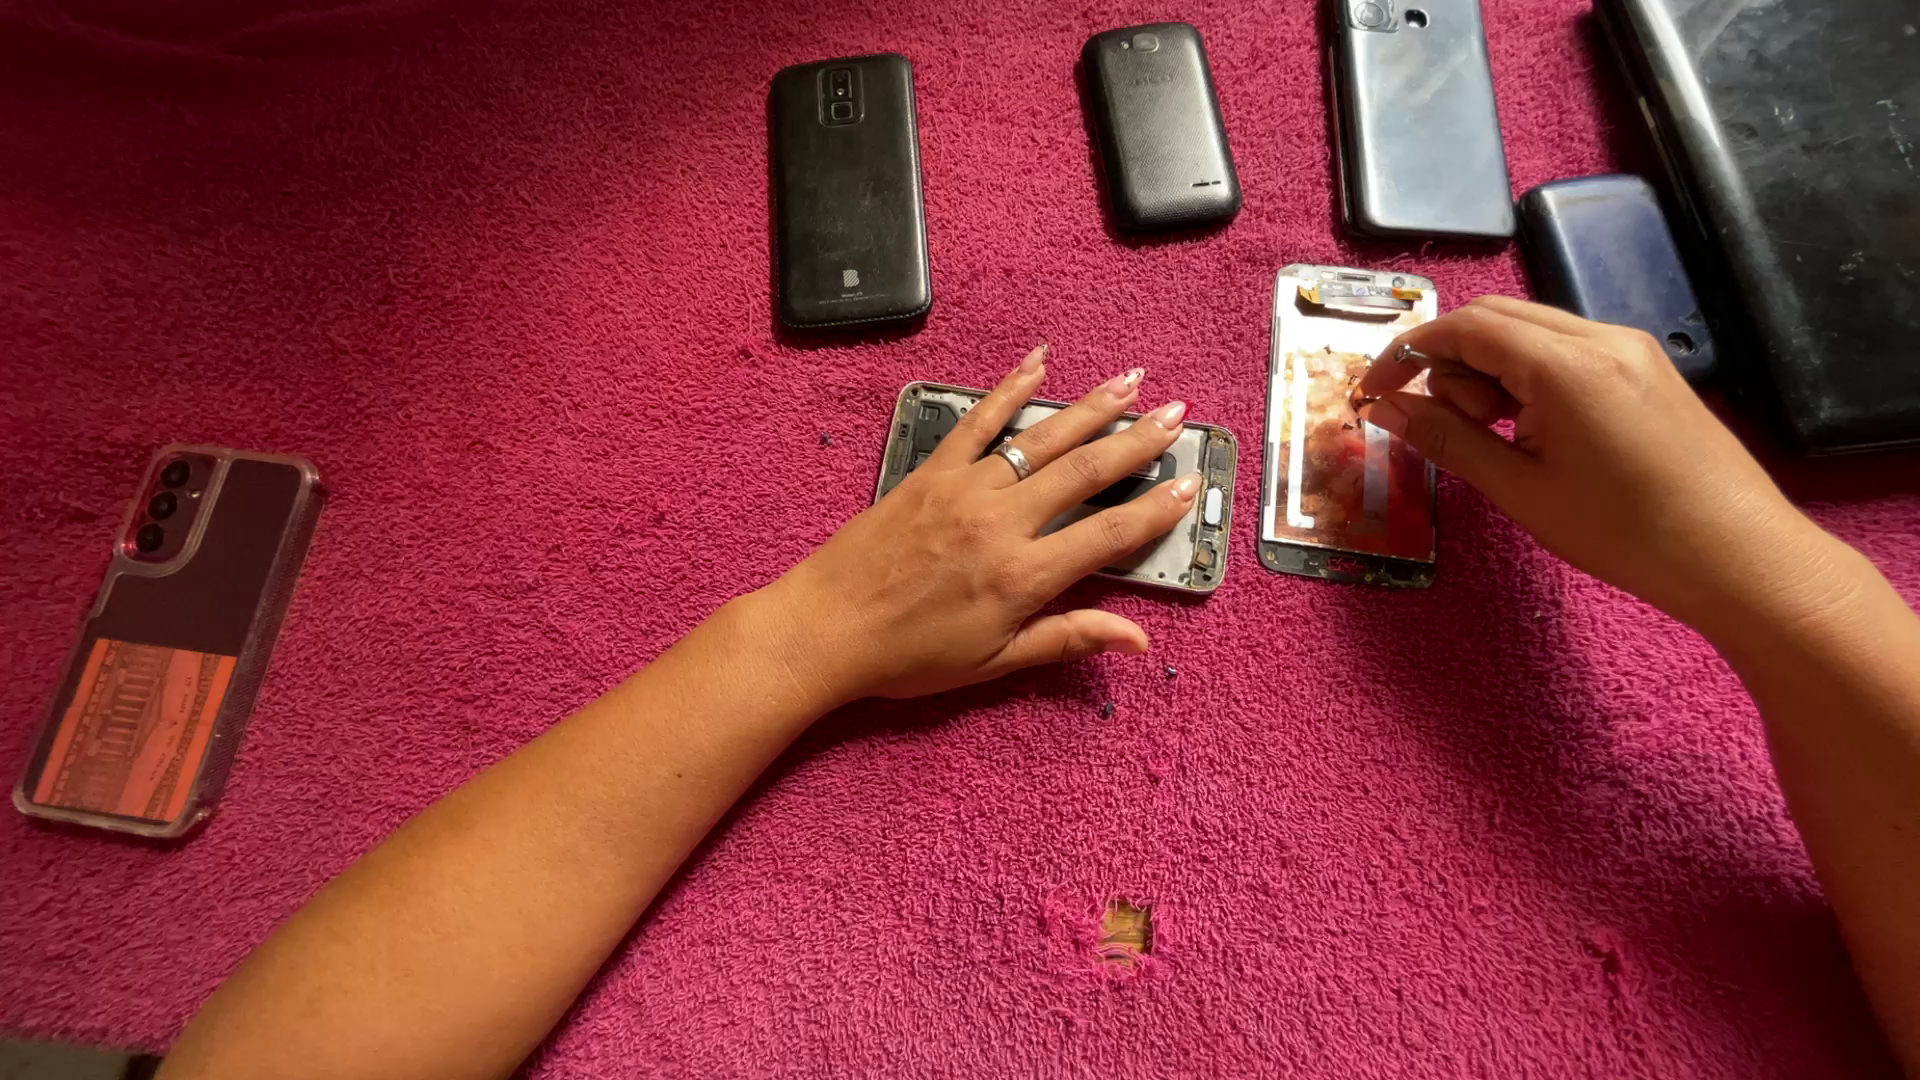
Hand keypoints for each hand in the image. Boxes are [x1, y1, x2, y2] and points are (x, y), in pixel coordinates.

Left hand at [760, 345, 1201, 701]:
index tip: (1189, 484)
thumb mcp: (994, 662)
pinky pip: (978, 420)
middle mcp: (1002, 521)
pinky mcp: (932, 471)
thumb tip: (1137, 638)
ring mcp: (965, 487)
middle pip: (1086, 471)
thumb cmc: (910, 656)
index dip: (1157, 511)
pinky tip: (1037, 361)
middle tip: (1177, 414)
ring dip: (1091, 408)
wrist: (827, 627)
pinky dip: (1009, 388)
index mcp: (1023, 576)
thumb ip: (1067, 639)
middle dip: (1137, 441)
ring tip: (1131, 381)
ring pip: (1041, 438)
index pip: (1109, 534)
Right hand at [1356, 295, 1827, 632]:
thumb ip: (1445, 438)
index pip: (1465, 328)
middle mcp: (1600, 338)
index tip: (1372, 394)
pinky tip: (1517, 427)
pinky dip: (1514, 378)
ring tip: (1486, 433)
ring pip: (1521, 333)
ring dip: (1479, 371)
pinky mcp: (1637, 369)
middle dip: (1441, 360)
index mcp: (1569, 365)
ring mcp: (1626, 350)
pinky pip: (1553, 352)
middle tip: (1431, 419)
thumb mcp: (1516, 488)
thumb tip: (1385, 410)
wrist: (1737, 556)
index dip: (1405, 354)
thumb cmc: (1619, 529)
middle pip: (1491, 318)